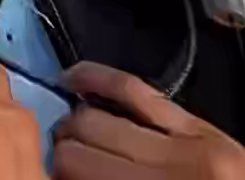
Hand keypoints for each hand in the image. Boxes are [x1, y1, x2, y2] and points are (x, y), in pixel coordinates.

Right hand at [52, 63, 244, 179]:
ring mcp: (182, 148)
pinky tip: (71, 79)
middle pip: (84, 156)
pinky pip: (136, 90)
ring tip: (58, 135)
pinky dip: (96, 78)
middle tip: (48, 167)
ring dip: (69, 127)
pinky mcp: (196, 126)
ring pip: (99, 121)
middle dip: (58, 160)